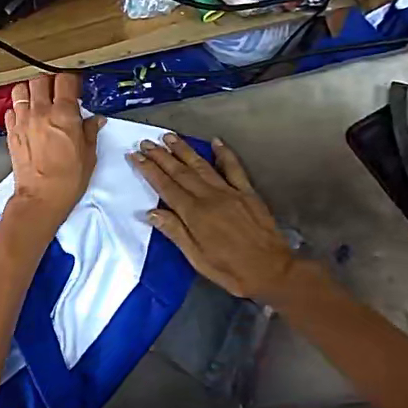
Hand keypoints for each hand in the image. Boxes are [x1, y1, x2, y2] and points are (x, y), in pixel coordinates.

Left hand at [5, 73, 103, 228]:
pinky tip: (27, 117)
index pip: (65, 80)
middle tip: (58, 92)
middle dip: (50, 82)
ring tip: (39, 100)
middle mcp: (41, 112)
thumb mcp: (89, 154)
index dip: (72, 80)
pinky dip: (19, 108)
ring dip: (31, 90)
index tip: (75, 86)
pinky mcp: (11, 132)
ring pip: (21, 89)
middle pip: (41, 79)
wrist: (41, 197)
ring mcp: (23, 120)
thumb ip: (90, 131)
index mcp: (64, 114)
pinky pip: (11, 109)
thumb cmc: (69, 178)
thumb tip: (95, 120)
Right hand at [128, 134, 300, 300]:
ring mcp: (231, 192)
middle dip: (162, 156)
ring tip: (170, 137)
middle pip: (181, 172)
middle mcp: (211, 197)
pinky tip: (216, 141)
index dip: (149, 170)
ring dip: (185, 150)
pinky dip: (224, 153)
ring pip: (203, 165)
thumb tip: (151, 212)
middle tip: (146, 142)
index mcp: (195, 214)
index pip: (166, 187)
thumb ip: (175, 232)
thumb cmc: (231, 270)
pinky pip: (234, 168)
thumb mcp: (197, 259)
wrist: (271, 270)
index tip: (135, 156)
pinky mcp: (248, 192)